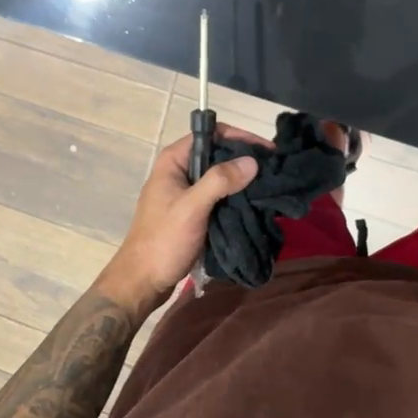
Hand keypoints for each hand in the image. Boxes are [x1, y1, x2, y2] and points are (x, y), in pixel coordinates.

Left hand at [95, 126, 263, 313]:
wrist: (142, 282)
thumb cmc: (163, 240)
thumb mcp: (192, 208)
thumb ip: (220, 180)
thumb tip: (252, 161)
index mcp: (174, 160)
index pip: (210, 135)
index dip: (239, 138)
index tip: (267, 150)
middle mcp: (180, 171)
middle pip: (218, 155)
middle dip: (245, 160)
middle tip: (275, 169)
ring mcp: (186, 193)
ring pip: (220, 177)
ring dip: (243, 181)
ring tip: (272, 186)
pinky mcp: (193, 213)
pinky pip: (219, 197)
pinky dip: (236, 198)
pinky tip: (256, 204)